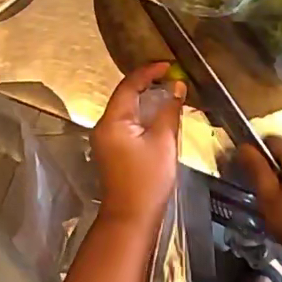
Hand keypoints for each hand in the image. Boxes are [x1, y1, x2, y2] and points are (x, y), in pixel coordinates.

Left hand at [91, 62, 184, 224]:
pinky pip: (128, 122)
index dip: (148, 72)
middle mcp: (105, 126)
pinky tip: (161, 113)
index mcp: (113, 121)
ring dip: (147, 98)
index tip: (168, 64)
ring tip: (170, 90)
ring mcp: (107, 139)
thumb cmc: (148, 179)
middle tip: (171, 75)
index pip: (128, 86)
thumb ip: (169, 110)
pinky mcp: (115, 150)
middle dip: (148, 83)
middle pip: (125, 96)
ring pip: (127, 109)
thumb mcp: (163, 141)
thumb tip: (176, 87)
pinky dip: (144, 114)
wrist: (132, 216)